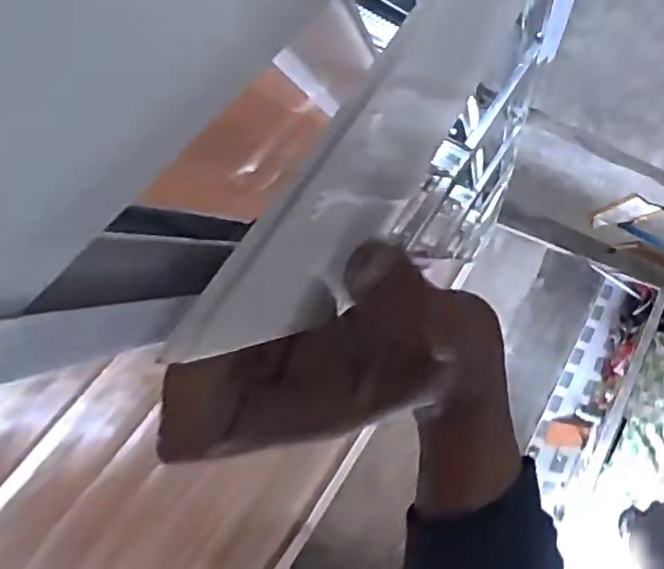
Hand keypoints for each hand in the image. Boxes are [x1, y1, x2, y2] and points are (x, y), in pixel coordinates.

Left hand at [158, 241, 509, 465]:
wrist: (469, 357)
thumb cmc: (456, 361)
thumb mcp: (447, 334)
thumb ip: (406, 298)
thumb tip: (364, 252)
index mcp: (302, 412)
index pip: (198, 427)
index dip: (195, 380)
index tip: (230, 319)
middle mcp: (279, 390)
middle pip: (203, 363)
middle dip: (223, 305)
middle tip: (265, 252)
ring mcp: (288, 358)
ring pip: (231, 323)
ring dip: (250, 280)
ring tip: (291, 236)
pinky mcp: (305, 327)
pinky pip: (267, 299)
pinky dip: (279, 269)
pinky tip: (315, 239)